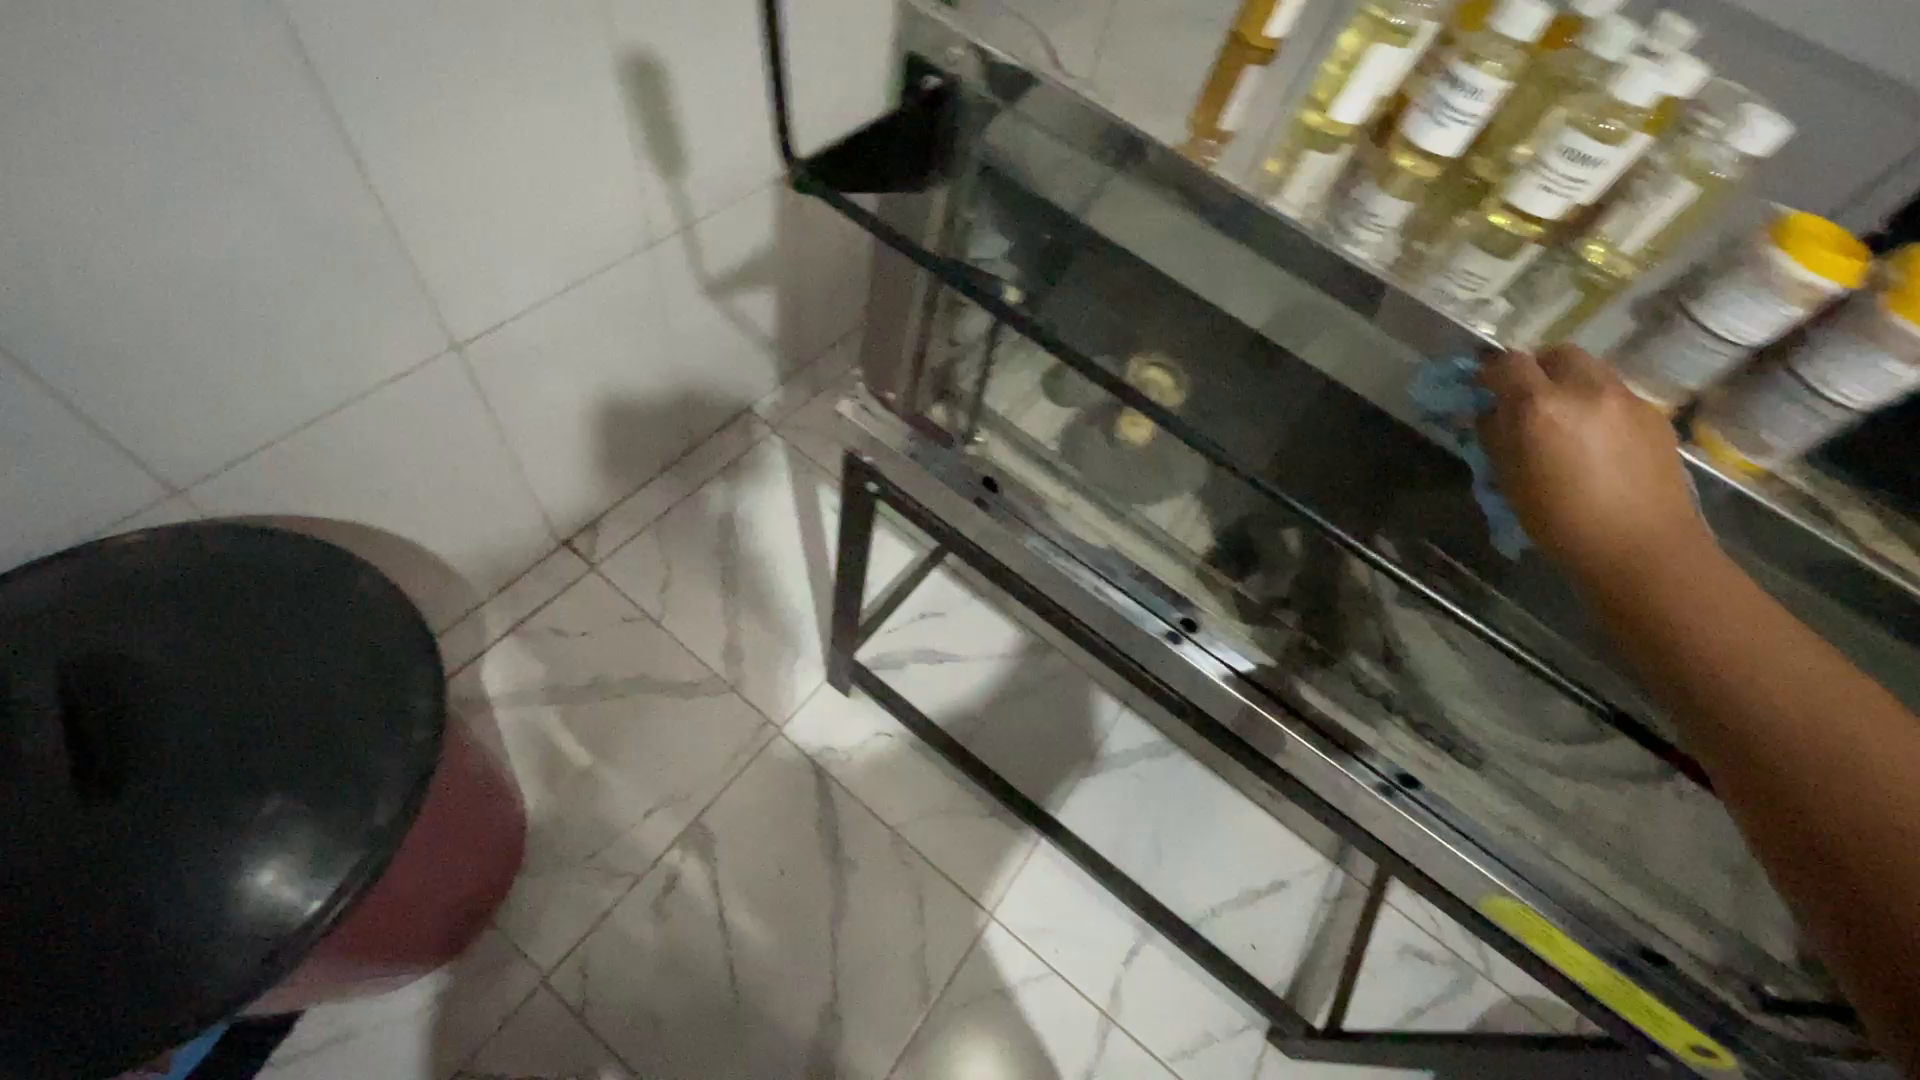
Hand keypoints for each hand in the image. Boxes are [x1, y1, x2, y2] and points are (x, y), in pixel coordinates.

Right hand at [1477, 346, 1713, 582]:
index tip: (1482, 388)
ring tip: (1560, 420)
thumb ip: (1497, 435)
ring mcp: (1627, 399)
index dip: (1491, 371)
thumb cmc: (1558, 520)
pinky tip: (1594, 440)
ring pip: (1590, 370)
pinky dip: (1595, 404)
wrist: (1640, 547)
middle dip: (1535, 368)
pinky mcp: (1655, 415)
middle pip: (1557, 353)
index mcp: (1540, 406)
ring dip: (1567, 383)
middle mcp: (1586, 389)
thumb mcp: (1509, 478)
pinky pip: (1615, 394)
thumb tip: (1493, 413)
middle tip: (1523, 398)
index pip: (1508, 362)